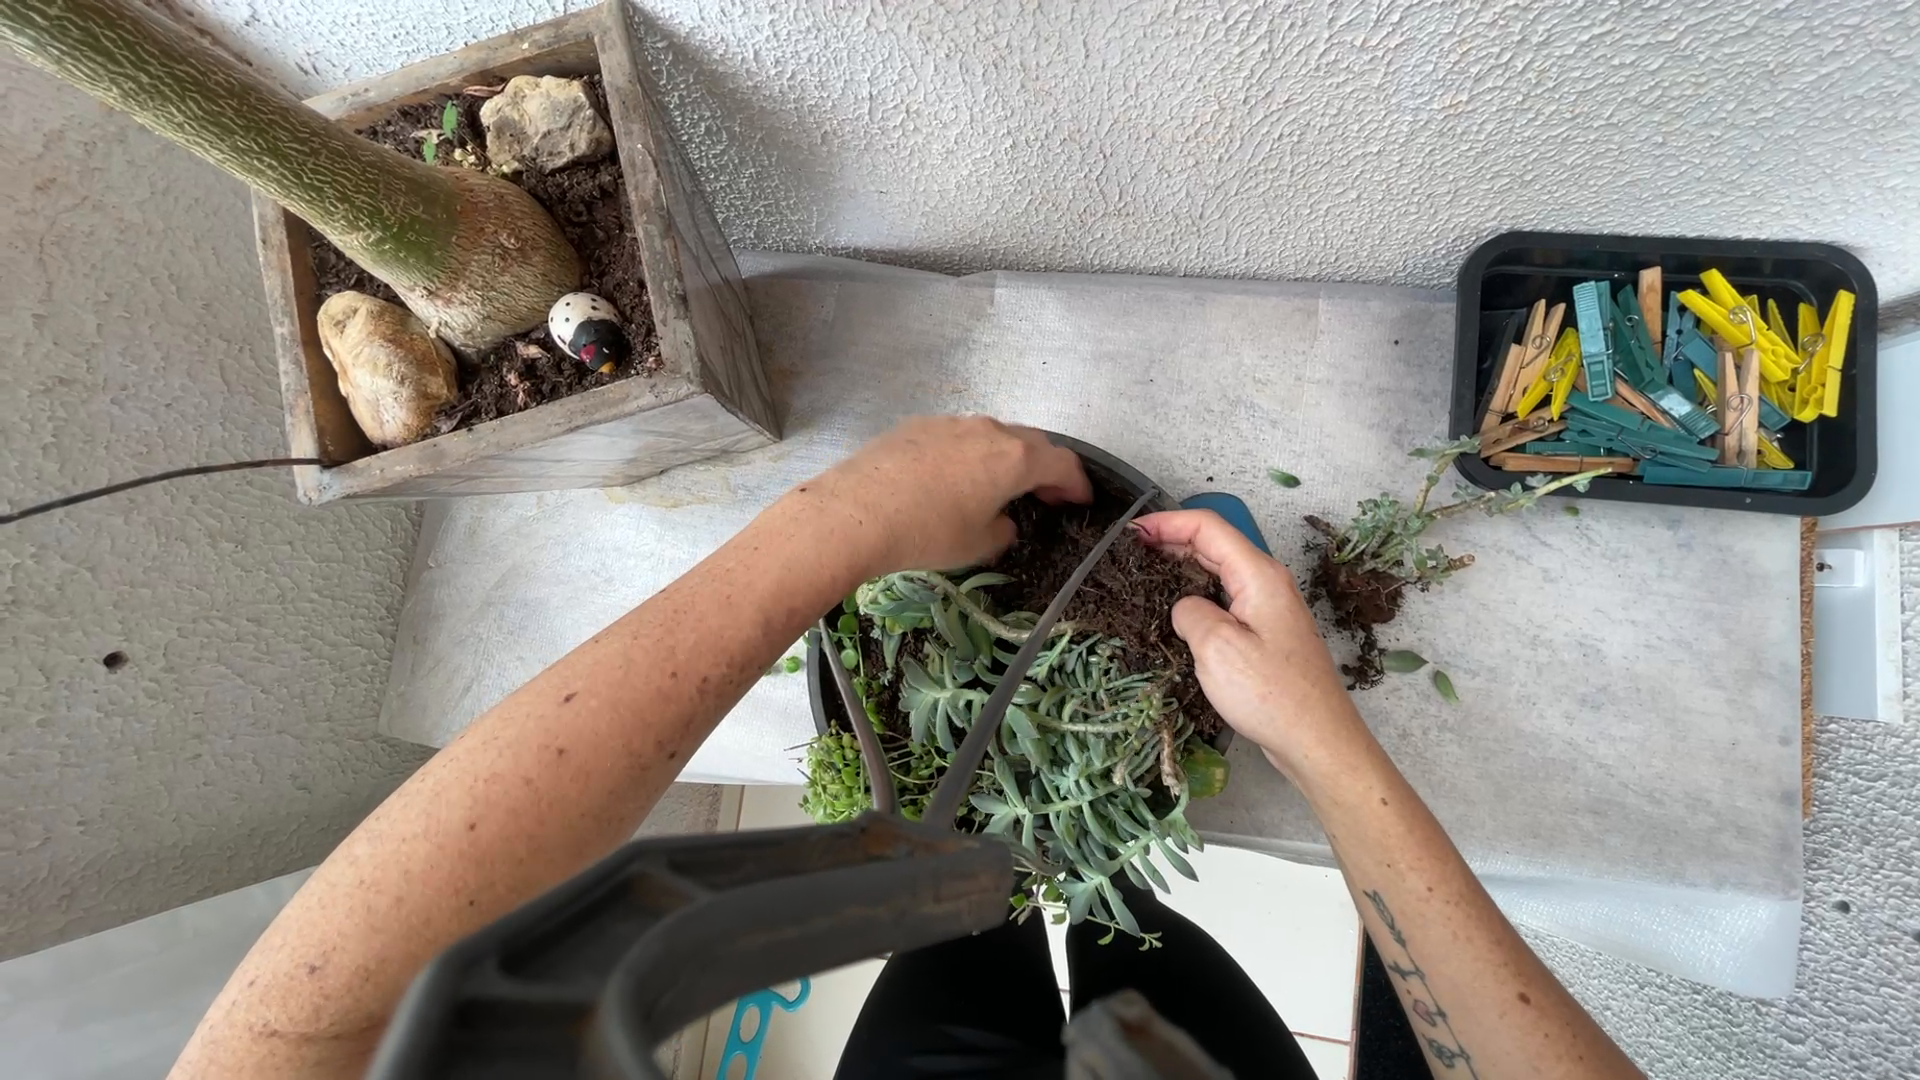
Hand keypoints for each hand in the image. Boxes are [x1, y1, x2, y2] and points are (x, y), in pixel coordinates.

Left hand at [795, 415, 1092, 574]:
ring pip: (992, 436)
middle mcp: (987, 430)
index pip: (1062, 463)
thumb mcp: (978, 545)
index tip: (1081, 500)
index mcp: (1014, 457)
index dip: (1077, 483)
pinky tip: (952, 481)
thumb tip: (1002, 520)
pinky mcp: (916, 426)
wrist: (854, 513)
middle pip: (1031, 442)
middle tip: (1047, 495)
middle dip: (1045, 468)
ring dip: (1006, 458)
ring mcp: (950, 422)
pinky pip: (957, 438)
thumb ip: (1003, 530)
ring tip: (1000, 486)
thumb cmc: (927, 533)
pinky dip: (970, 456)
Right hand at [1133, 509, 1367, 774]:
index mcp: (1258, 575)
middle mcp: (1266, 582)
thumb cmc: (1270, 694)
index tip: (1130, 531)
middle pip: (1213, 543)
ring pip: (1218, 570)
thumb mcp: (1217, 648)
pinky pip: (1224, 597)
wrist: (1318, 740)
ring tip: (1143, 571)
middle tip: (1128, 550)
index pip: (1207, 527)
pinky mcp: (1265, 632)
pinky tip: (1174, 607)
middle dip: (1170, 539)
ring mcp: (1268, 607)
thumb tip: (1185, 607)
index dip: (1166, 522)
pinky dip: (1195, 590)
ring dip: (1181, 564)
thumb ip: (1189, 612)